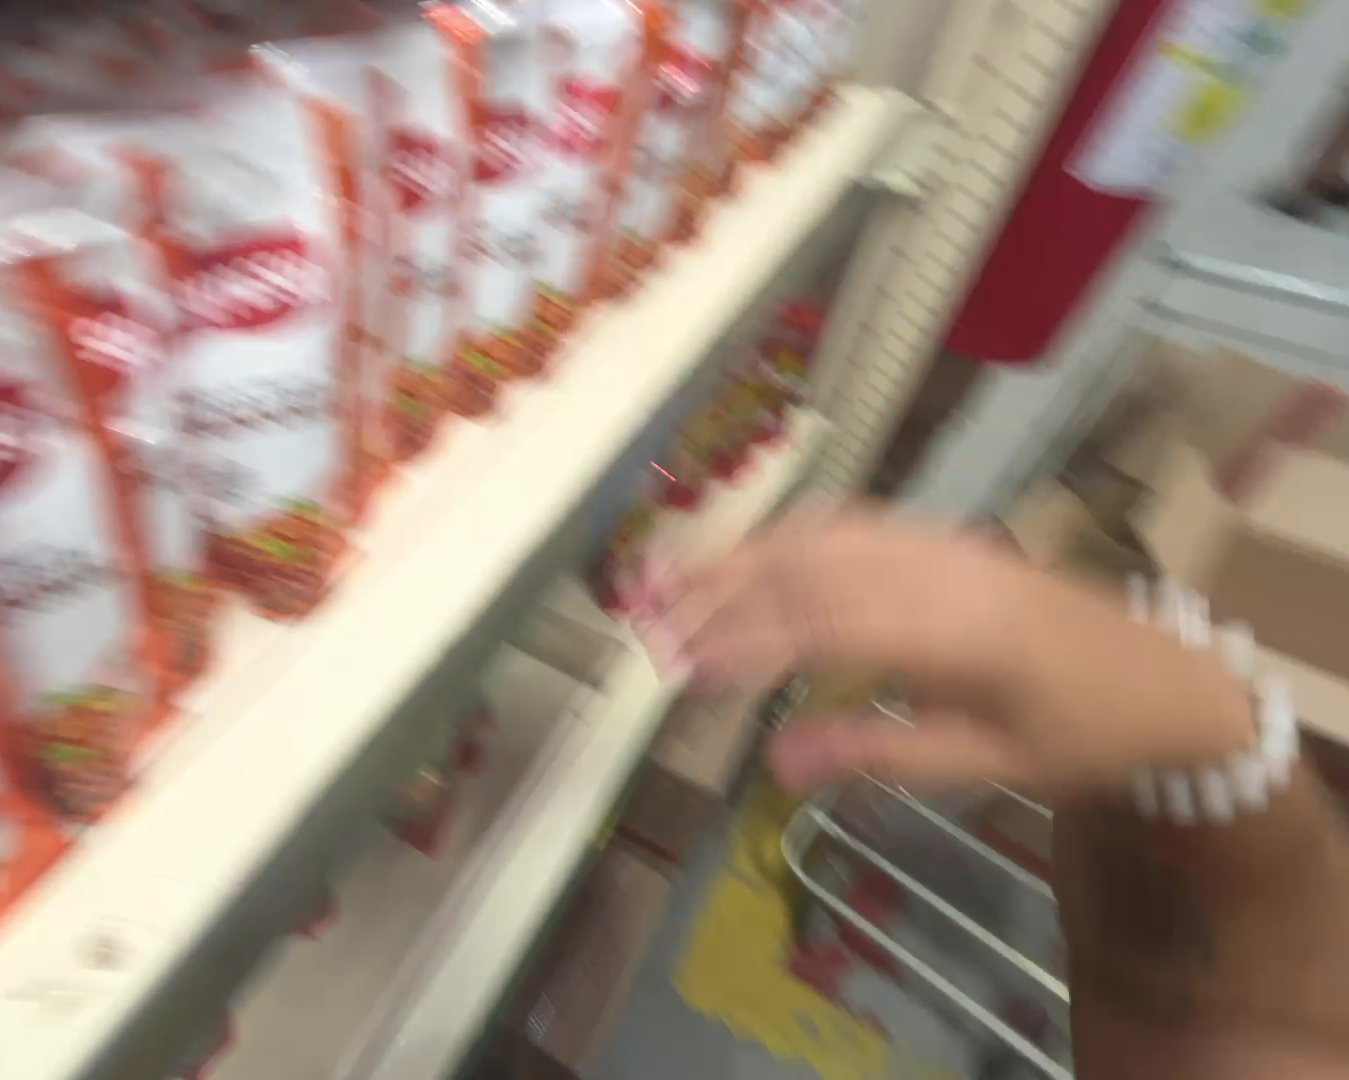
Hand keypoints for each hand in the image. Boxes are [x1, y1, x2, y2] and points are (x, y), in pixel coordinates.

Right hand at [627, 508, 1257, 795]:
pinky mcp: (929, 532)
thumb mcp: (986, 766)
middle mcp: (934, 571)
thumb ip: (874, 754)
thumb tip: (773, 765)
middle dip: (714, 595)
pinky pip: (838, 519)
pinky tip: (741, 551)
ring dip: (731, 557)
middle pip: (800, 571)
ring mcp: (930, 541)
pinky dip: (776, 534)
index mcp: (956, 635)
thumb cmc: (1075, 735)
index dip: (742, 643)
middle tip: (648, 621)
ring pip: (810, 536)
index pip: (821, 630)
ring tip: (669, 578)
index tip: (681, 668)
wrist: (1167, 678)